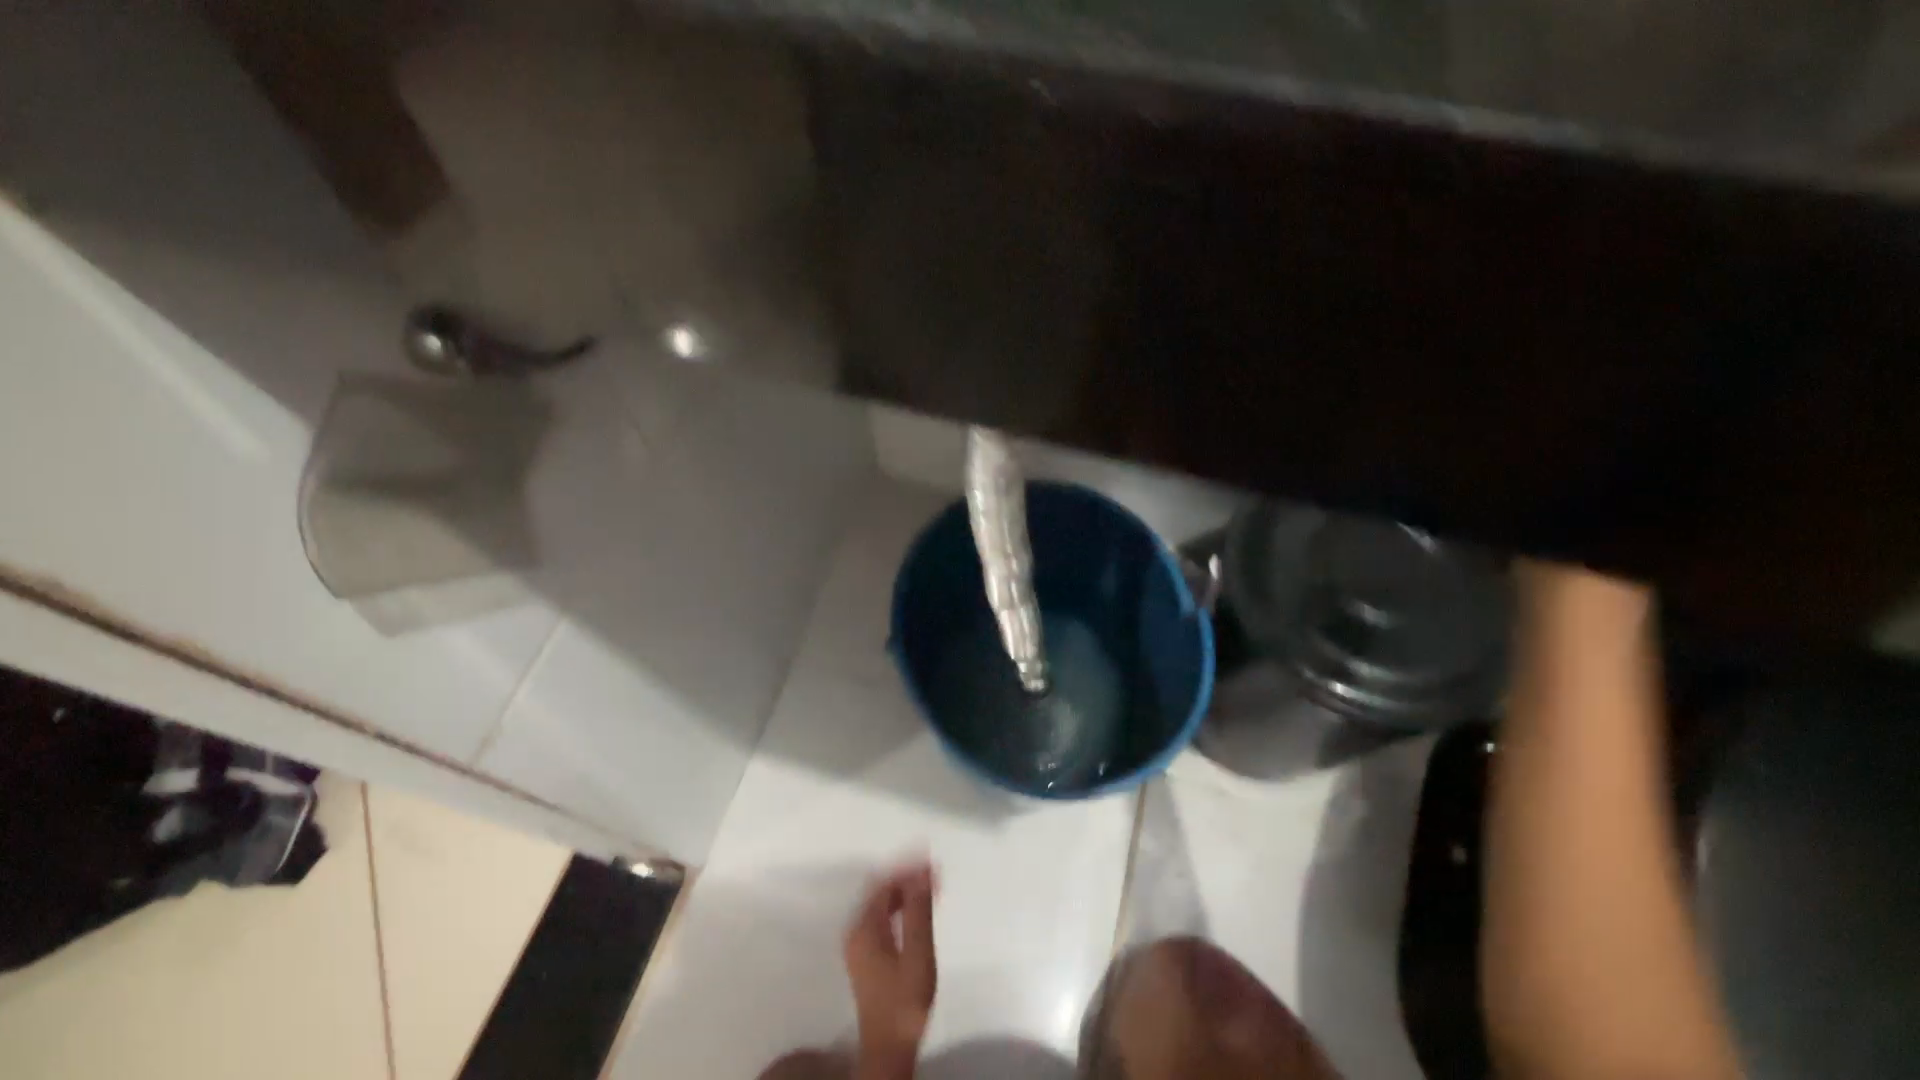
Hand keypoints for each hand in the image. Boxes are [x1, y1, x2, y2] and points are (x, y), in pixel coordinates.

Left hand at [844, 862, 937, 1074]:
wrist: (889, 1044)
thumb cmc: (905, 999)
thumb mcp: (918, 952)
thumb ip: (919, 911)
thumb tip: (922, 872)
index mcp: (864, 927)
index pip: (883, 883)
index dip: (906, 867)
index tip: (930, 859)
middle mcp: (855, 931)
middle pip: (879, 892)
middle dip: (906, 876)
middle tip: (934, 870)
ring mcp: (859, 944)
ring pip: (880, 905)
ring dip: (904, 891)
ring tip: (931, 885)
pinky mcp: (867, 956)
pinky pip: (882, 918)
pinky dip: (900, 908)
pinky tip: (917, 910)